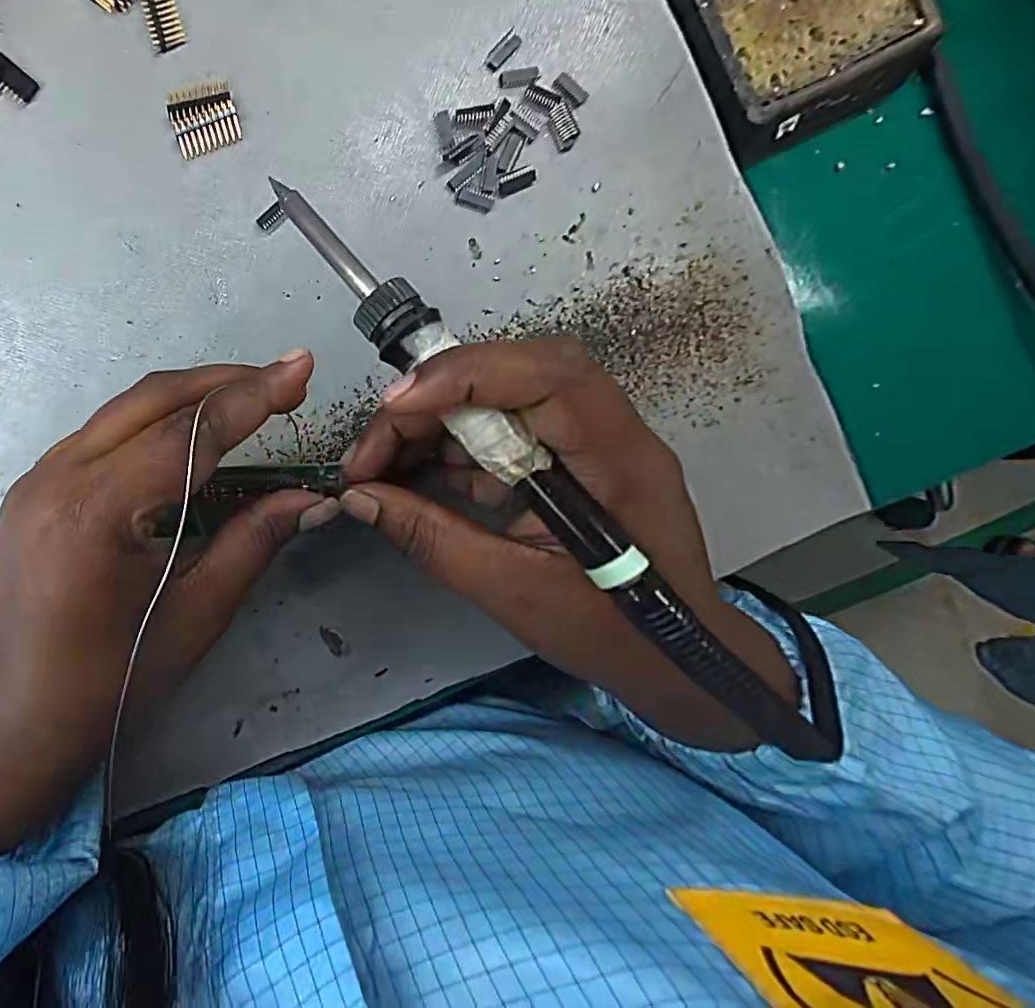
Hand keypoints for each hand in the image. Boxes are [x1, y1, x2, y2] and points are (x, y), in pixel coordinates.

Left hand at [0, 351, 338, 854]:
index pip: (186, 434)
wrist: (22, 710)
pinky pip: (106, 431)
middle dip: (224, 382)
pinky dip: (157, 420)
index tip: (300, 367)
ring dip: (192, 395)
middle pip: (153, 400)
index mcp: (94, 512)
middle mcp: (57, 476)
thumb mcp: (196, 612)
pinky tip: (193, 433)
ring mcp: (39, 474)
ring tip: (249, 398)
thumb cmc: (114, 678)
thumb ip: (254, 541)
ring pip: (127, 407)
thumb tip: (314, 498)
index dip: (251, 398)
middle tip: (284, 380)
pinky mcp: (37, 482)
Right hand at [339, 337, 794, 750]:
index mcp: (616, 458)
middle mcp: (605, 430)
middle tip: (368, 454)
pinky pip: (495, 430)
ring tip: (377, 469)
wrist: (673, 659)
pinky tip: (412, 479)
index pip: (547, 376)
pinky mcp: (560, 456)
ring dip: (427, 426)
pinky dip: (445, 448)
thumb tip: (361, 498)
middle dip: (427, 404)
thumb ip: (433, 538)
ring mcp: (582, 439)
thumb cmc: (608, 633)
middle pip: (509, 376)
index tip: (394, 408)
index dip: (464, 375)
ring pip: (493, 399)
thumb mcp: (511, 590)